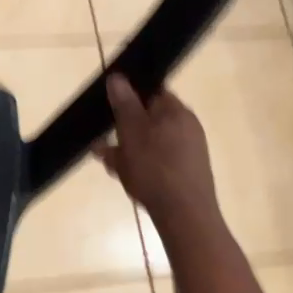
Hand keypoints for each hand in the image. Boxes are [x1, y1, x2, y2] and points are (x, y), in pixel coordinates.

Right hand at [94, 75, 220, 227]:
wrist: (184, 215)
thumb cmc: (155, 168)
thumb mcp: (132, 132)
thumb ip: (124, 104)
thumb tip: (117, 77)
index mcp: (177, 111)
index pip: (151, 91)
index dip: (128, 97)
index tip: (109, 109)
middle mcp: (187, 126)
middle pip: (148, 119)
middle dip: (123, 130)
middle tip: (103, 144)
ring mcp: (189, 151)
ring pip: (149, 142)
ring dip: (127, 150)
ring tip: (110, 165)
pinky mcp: (186, 172)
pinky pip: (157, 160)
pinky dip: (140, 165)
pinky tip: (126, 178)